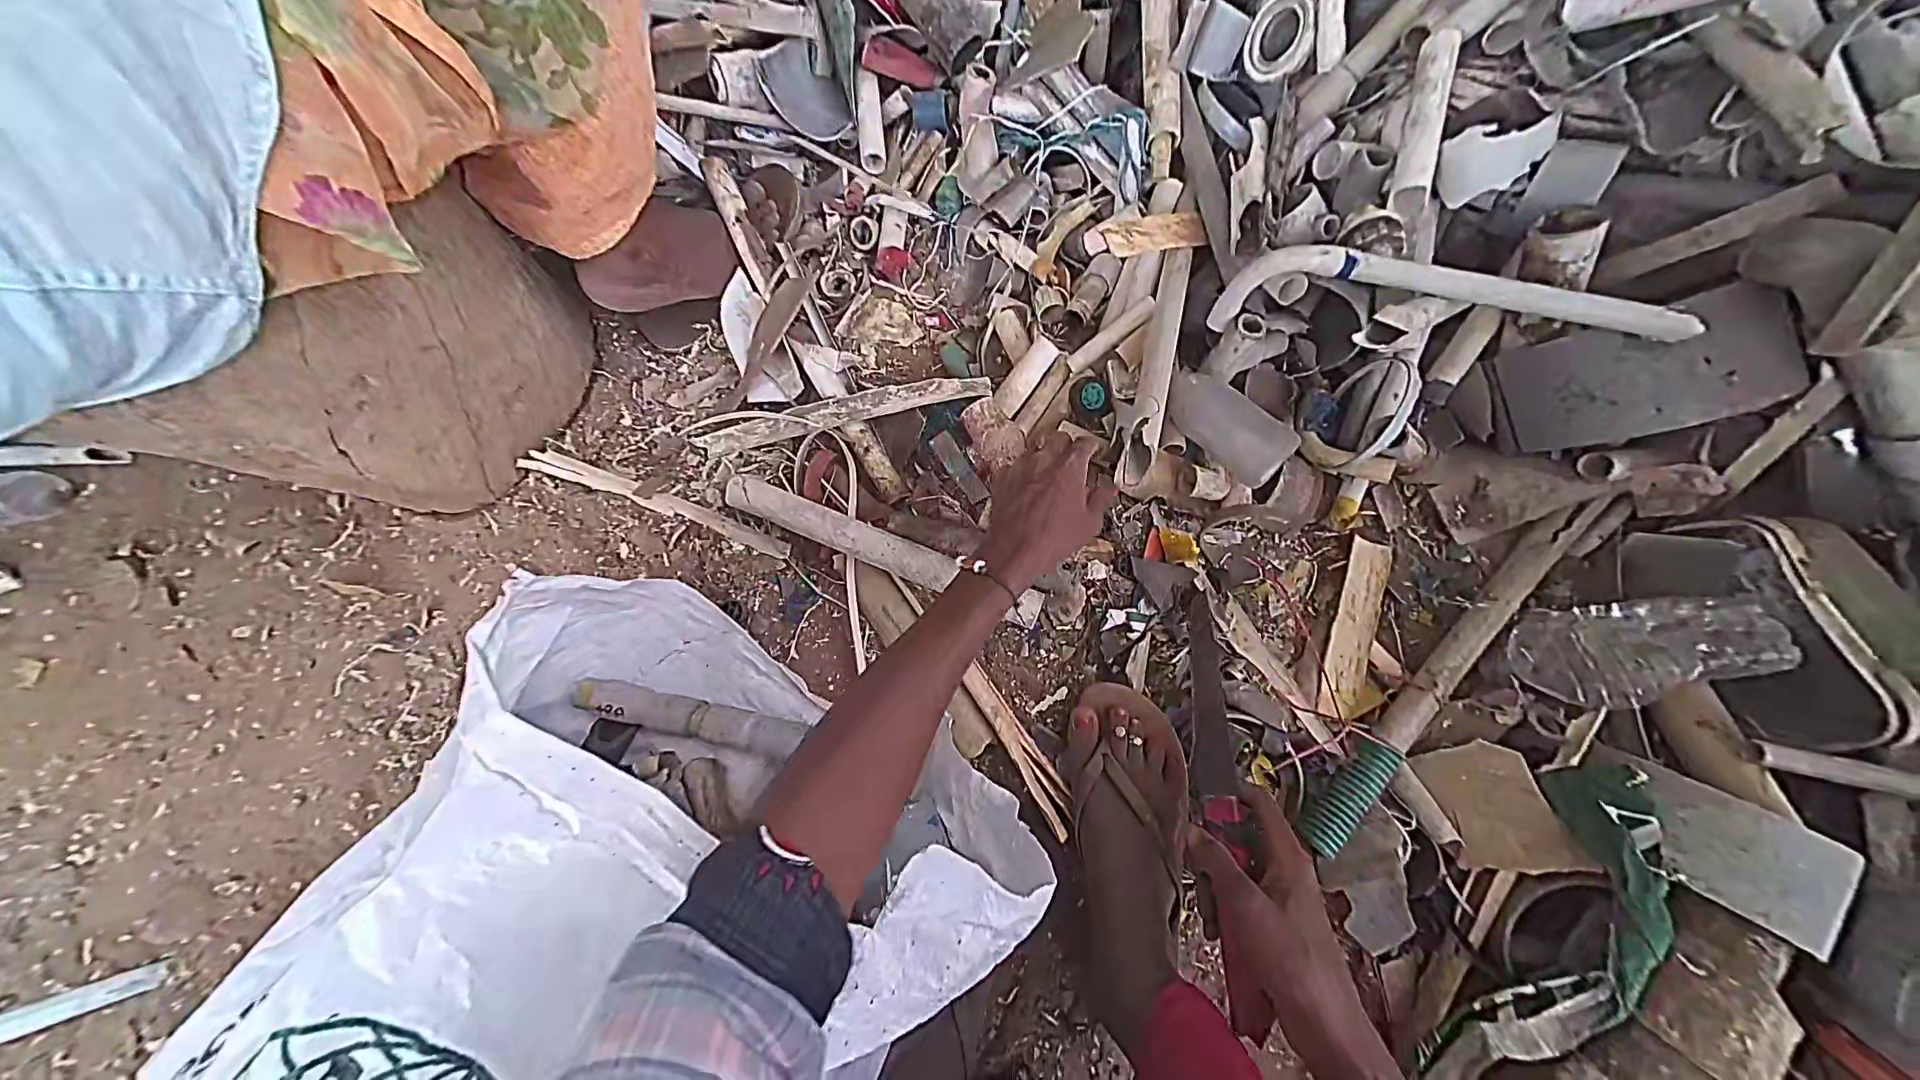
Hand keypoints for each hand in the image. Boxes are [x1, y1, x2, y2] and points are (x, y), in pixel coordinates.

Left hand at [975, 430, 1116, 591]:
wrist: (1014, 552)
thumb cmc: (1049, 540)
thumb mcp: (1089, 524)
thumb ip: (1101, 499)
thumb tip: (1108, 490)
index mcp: (1069, 469)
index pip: (1084, 443)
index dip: (1092, 446)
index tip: (1093, 450)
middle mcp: (1043, 462)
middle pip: (1058, 438)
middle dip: (1067, 446)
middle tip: (1072, 460)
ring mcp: (1020, 468)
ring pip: (1035, 449)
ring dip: (1044, 457)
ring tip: (1049, 474)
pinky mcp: (1002, 479)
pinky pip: (1015, 466)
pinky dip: (1023, 472)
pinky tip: (1027, 486)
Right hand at [1186, 784, 1400, 1077]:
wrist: (1322, 1022)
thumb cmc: (1292, 960)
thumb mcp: (1244, 903)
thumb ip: (1215, 861)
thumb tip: (1192, 830)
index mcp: (1288, 856)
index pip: (1260, 803)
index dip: (1231, 794)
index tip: (1200, 799)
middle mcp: (1286, 871)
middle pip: (1240, 841)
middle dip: (1214, 856)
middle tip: (1201, 874)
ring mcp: (1280, 897)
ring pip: (1237, 873)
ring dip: (1217, 890)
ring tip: (1215, 917)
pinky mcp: (1274, 923)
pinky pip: (1241, 902)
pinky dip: (1227, 912)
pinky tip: (1223, 934)